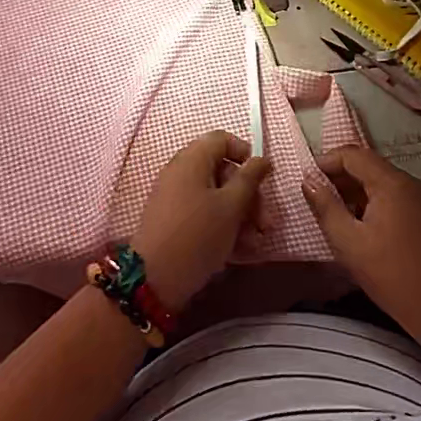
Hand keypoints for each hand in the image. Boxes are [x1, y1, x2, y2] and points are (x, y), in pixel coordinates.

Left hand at [132, 131, 272, 307]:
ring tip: (256, 242)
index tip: (262, 177)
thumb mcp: (231, 206)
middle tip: (266, 222)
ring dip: (241, 216)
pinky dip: (224, 228)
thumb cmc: (198, 235)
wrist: (154, 280)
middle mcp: (181, 173)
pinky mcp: (175, 223)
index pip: (221, 139)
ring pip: (217, 197)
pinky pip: (205, 216)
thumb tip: (262, 159)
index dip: (245, 153)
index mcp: (192, 160)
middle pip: (223, 171)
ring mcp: (176, 199)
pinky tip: (242, 251)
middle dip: (249, 195)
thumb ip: (250, 179)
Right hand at [301, 146, 420, 317]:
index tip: (307, 178)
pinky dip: (374, 203)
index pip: (354, 155)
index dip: (327, 161)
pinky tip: (361, 226)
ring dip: (356, 191)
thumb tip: (309, 182)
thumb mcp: (347, 241)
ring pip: (383, 183)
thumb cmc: (390, 272)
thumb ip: (325, 207)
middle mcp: (410, 183)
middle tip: (316, 195)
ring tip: (334, 212)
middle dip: (340, 176)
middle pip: (370, 166)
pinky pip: (396, 198)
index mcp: (391, 183)